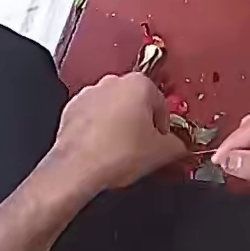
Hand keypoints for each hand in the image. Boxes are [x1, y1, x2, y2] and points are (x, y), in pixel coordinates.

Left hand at [46, 74, 185, 192]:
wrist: (77, 168)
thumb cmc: (114, 153)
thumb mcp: (162, 152)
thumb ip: (177, 145)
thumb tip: (177, 146)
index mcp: (139, 84)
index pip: (161, 104)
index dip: (164, 127)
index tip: (161, 140)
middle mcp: (113, 83)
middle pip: (137, 103)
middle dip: (141, 123)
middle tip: (143, 146)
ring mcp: (90, 94)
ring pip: (114, 109)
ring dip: (120, 125)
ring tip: (121, 150)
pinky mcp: (72, 109)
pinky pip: (93, 117)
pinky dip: (99, 130)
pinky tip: (103, 149)